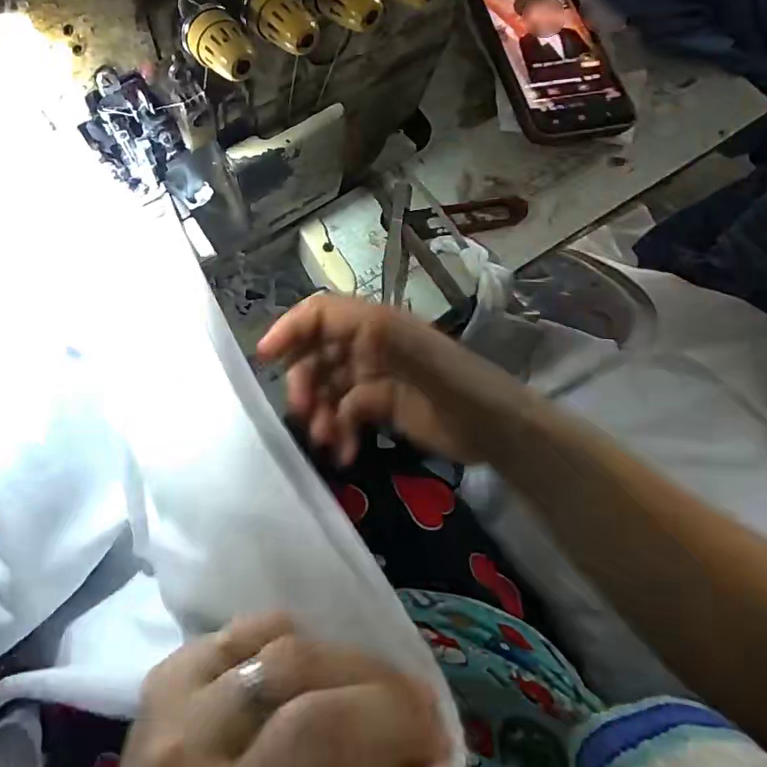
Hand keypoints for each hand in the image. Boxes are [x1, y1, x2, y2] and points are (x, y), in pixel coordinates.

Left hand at [117, 614, 447, 766]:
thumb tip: (436, 765)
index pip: (323, 728)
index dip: (394, 719)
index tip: (435, 735)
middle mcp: (192, 744)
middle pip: (295, 668)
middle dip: (372, 681)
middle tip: (411, 709)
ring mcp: (168, 705)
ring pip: (266, 640)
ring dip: (331, 656)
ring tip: (361, 688)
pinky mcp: (158, 682)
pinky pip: (232, 633)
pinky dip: (277, 639)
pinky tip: (302, 668)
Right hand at [256, 294, 534, 465]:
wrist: (502, 434)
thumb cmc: (465, 390)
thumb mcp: (427, 361)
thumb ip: (385, 339)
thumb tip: (338, 326)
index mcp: (378, 325)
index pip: (321, 313)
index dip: (290, 328)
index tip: (265, 357)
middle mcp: (370, 345)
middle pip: (316, 352)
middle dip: (303, 381)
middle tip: (303, 414)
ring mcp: (374, 376)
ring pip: (326, 386)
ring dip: (319, 412)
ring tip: (327, 440)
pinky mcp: (380, 405)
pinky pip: (344, 413)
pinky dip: (339, 432)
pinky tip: (345, 453)